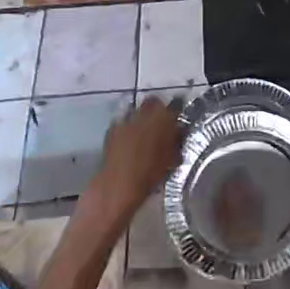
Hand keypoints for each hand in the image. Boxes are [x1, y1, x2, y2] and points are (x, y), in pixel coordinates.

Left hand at [89, 98, 183, 215]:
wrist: (118, 185)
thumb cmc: (151, 173)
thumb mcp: (173, 157)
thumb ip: (176, 140)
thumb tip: (178, 131)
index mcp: (162, 116)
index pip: (175, 105)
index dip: (177, 111)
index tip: (179, 119)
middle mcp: (142, 112)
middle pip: (153, 103)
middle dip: (158, 111)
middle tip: (163, 124)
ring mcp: (124, 120)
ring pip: (137, 112)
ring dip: (142, 119)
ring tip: (146, 134)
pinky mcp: (110, 130)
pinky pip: (124, 123)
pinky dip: (129, 129)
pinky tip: (132, 142)